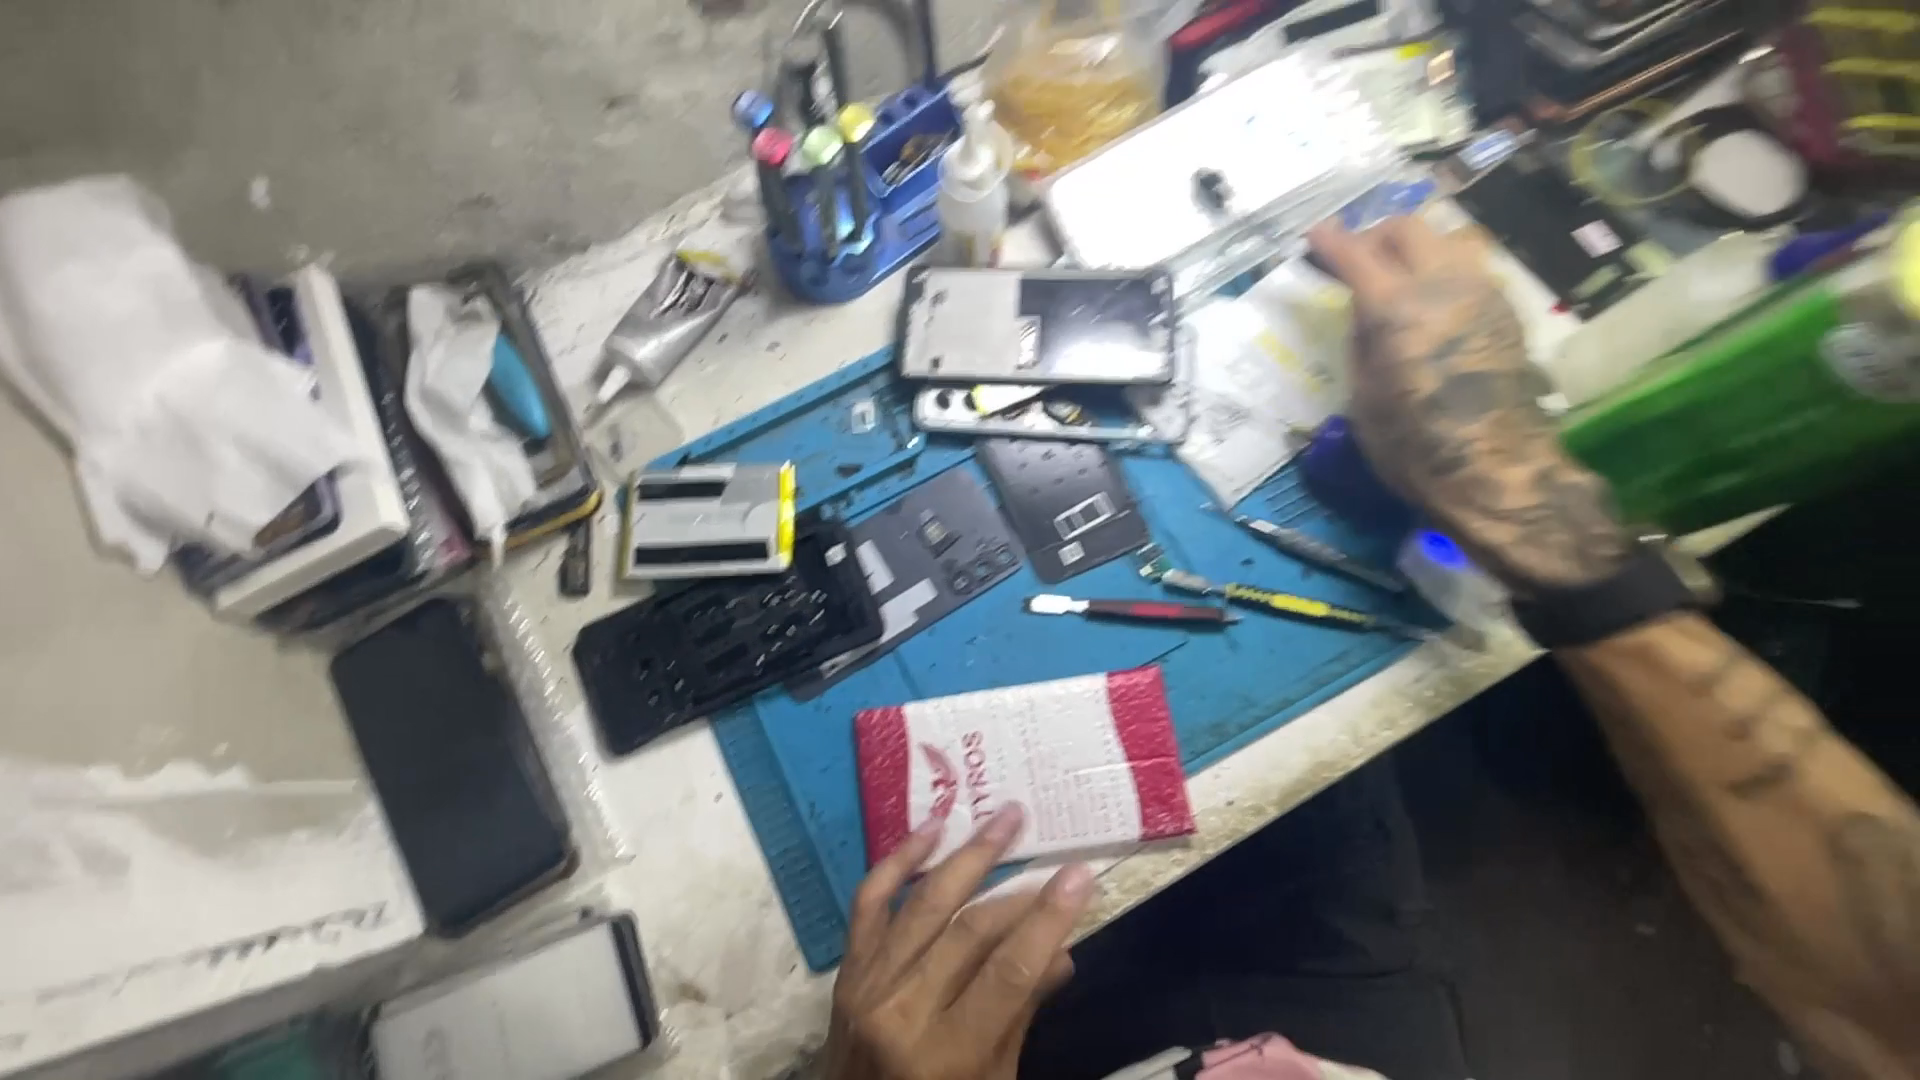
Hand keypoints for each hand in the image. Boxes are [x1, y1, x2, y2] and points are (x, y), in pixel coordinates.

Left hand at [825, 804, 1094, 1079]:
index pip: (1008, 972)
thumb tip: (1060, 951)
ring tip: (1003, 817)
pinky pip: (870, 900)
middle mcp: (901, 1010)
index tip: (1079, 876)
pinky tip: (931, 829)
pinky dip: (900, 861)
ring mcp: (868, 983)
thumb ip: (1020, 1014)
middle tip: (1049, 848)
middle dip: (1017, 888)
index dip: (1046, 920)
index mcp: (945, 1053)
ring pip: (925, 902)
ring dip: (969, 854)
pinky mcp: (847, 967)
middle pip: (969, 931)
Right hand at [1306, 216, 1629, 591]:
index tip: (1313, 235)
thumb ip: (1362, 340)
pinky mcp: (1505, 309)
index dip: (1330, 241)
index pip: (1356, 253)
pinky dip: (1441, 270)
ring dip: (1414, 247)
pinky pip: (1468, 267)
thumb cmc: (1410, 445)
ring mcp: (1482, 292)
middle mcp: (1443, 285)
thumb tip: (1362, 310)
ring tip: (1394, 274)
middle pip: (1407, 228)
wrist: (1493, 469)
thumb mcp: (1364, 394)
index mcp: (1396, 308)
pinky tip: (1429, 300)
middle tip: (1354, 258)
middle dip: (1375, 235)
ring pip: (1445, 239)